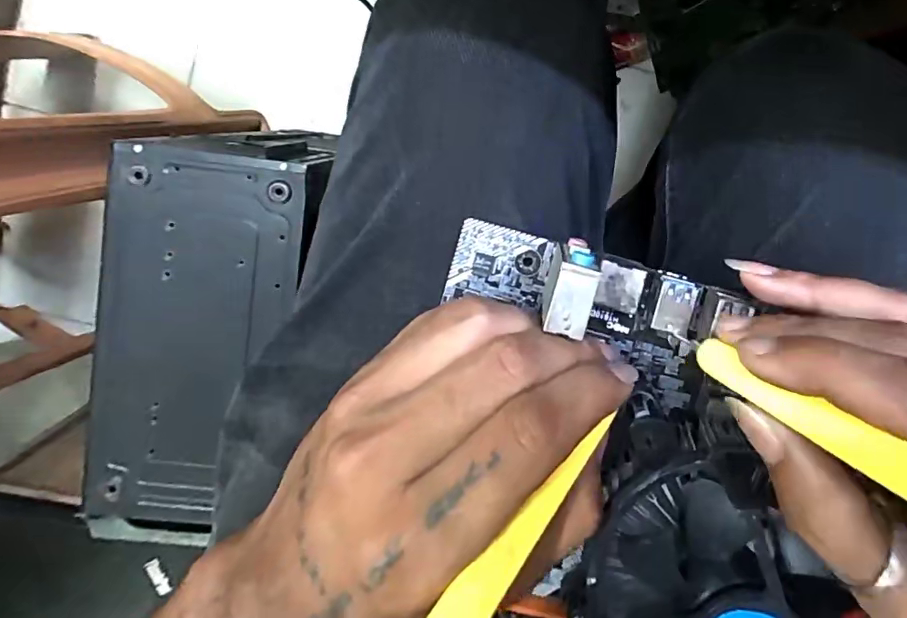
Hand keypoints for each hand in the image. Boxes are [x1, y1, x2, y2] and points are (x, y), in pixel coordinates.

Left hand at [166, 298, 635, 617]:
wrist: (285, 584)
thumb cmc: (394, 602)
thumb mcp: (484, 588)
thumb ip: (557, 515)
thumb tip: (598, 431)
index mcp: (418, 537)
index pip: (526, 436)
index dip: (588, 395)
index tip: (621, 380)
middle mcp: (384, 459)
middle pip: (507, 372)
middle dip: (572, 356)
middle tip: (601, 361)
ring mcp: (364, 407)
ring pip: (478, 331)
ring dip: (538, 331)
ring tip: (561, 351)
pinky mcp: (358, 377)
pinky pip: (444, 319)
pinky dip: (496, 317)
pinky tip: (514, 337)